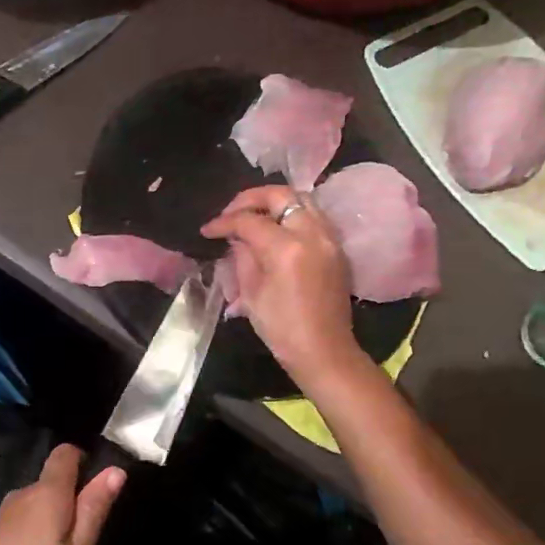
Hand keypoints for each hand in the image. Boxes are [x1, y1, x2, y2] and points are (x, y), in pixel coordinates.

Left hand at [0, 446, 124, 544]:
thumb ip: (94, 509)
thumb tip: (114, 469)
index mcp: (46, 495)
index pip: (67, 455)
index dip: (88, 466)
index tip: (103, 498)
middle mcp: (22, 501)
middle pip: (64, 505)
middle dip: (84, 542)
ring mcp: (4, 525)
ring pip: (51, 536)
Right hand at [201, 186, 366, 385]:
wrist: (323, 349)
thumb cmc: (280, 328)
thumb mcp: (251, 293)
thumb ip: (243, 257)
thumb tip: (237, 239)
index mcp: (287, 248)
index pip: (249, 221)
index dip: (224, 222)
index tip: (207, 231)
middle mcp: (312, 234)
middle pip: (281, 195)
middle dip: (251, 199)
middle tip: (230, 213)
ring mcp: (329, 238)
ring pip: (302, 200)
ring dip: (274, 203)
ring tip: (253, 218)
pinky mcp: (337, 248)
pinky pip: (313, 217)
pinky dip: (292, 215)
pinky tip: (276, 231)